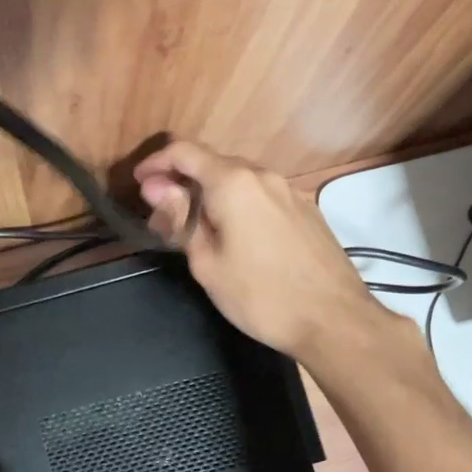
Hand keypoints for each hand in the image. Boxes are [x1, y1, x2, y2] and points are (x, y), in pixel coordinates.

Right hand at [136, 140, 382, 359]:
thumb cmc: (260, 295)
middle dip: (182, 179)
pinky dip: (238, 204)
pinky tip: (233, 234)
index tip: (138, 183)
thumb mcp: (206, 262)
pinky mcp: (306, 210)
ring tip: (194, 225)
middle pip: (213, 162)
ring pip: (240, 180)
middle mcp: (263, 176)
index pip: (185, 152)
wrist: (333, 319)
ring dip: (210, 193)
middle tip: (161, 211)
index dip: (156, 162)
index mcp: (233, 183)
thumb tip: (157, 188)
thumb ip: (180, 219)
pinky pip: (262, 195)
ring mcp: (290, 191)